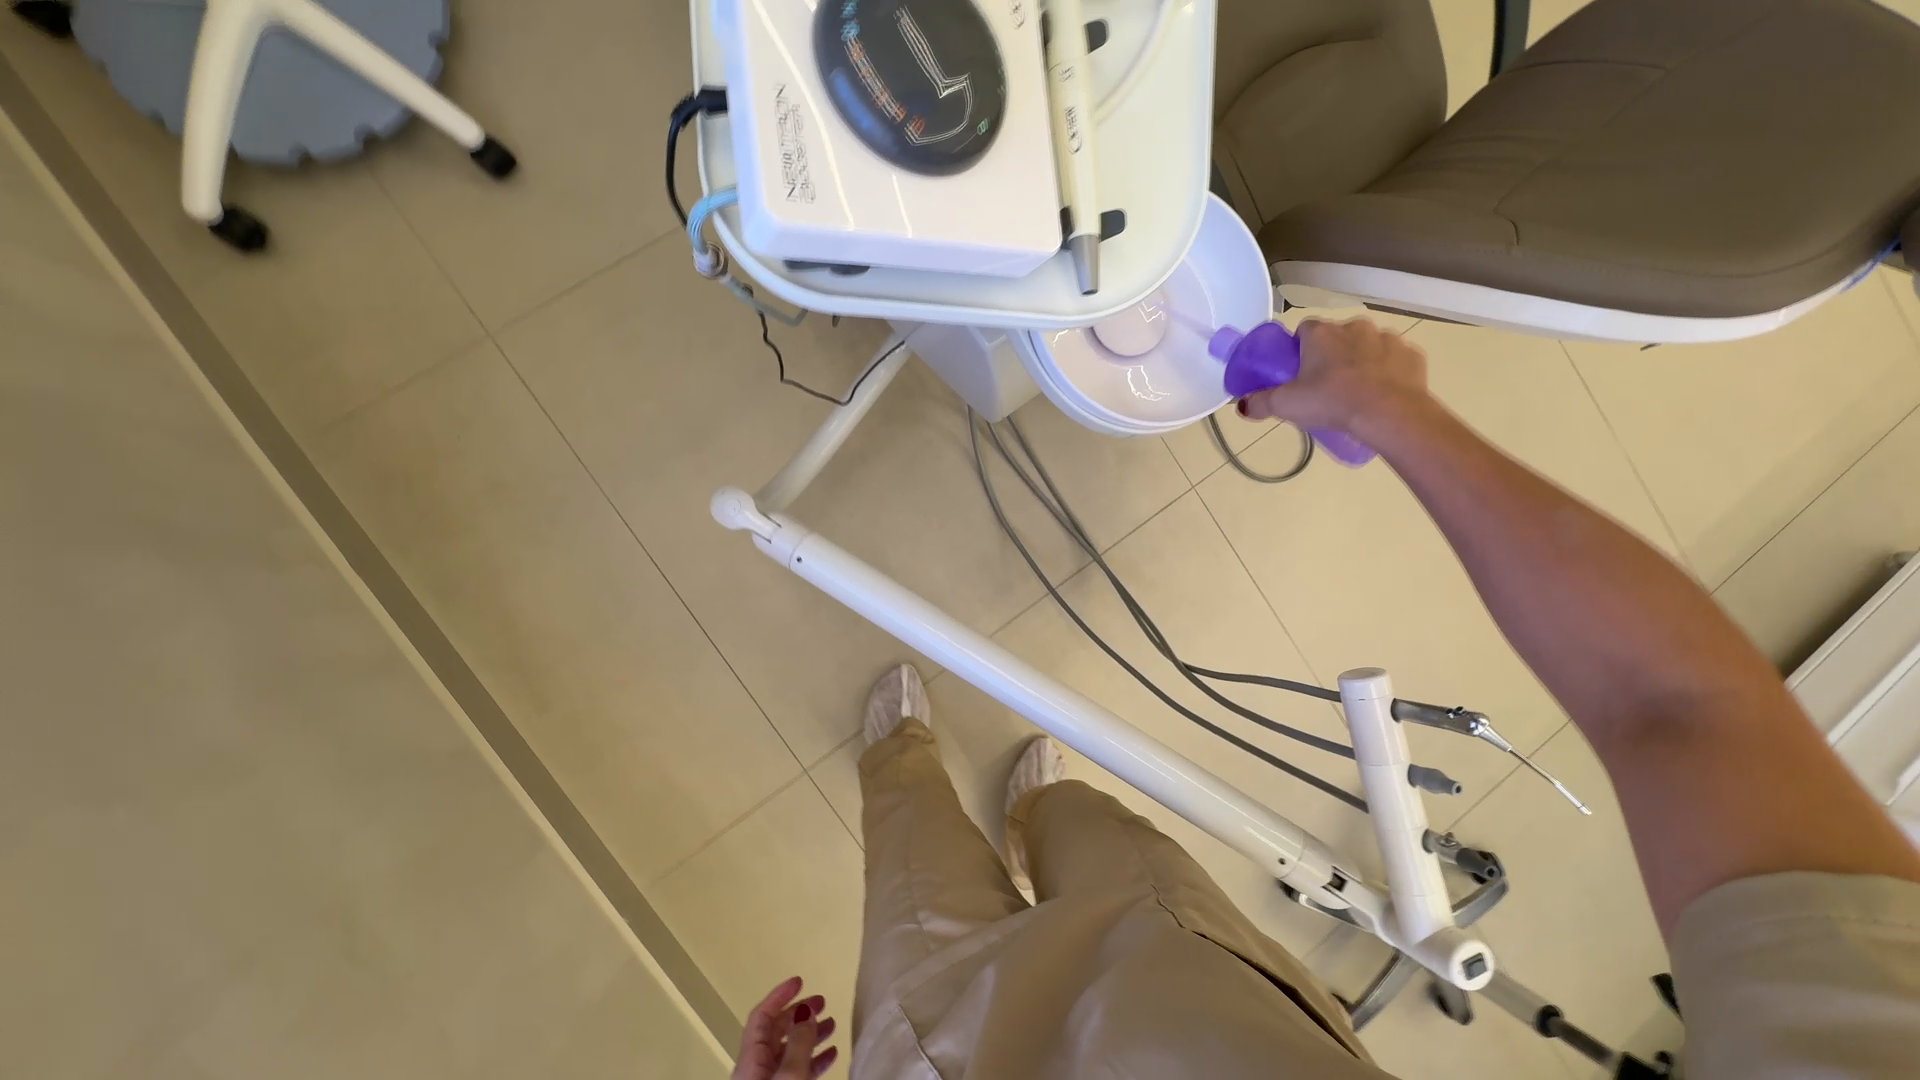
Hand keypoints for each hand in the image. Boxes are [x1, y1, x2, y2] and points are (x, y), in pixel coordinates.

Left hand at [731, 976, 837, 1079]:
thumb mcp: (789, 1074)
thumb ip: (799, 1043)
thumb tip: (806, 1010)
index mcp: (749, 1059)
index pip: (761, 1017)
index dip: (779, 996)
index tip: (800, 980)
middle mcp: (755, 1069)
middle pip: (776, 1031)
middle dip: (800, 1013)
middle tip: (822, 1002)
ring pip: (790, 1051)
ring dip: (811, 1035)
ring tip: (832, 1025)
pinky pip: (797, 1071)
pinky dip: (814, 1059)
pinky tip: (831, 1053)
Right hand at [1238, 317, 1432, 439]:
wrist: (1390, 413)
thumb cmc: (1332, 402)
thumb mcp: (1287, 405)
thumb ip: (1260, 402)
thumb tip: (1242, 406)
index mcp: (1321, 333)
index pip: (1303, 330)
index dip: (1299, 350)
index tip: (1298, 372)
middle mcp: (1354, 327)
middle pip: (1337, 337)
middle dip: (1331, 356)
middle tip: (1324, 387)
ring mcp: (1387, 338)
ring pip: (1367, 347)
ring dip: (1360, 363)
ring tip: (1355, 394)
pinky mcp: (1412, 355)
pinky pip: (1394, 361)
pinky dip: (1388, 374)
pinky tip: (1381, 395)